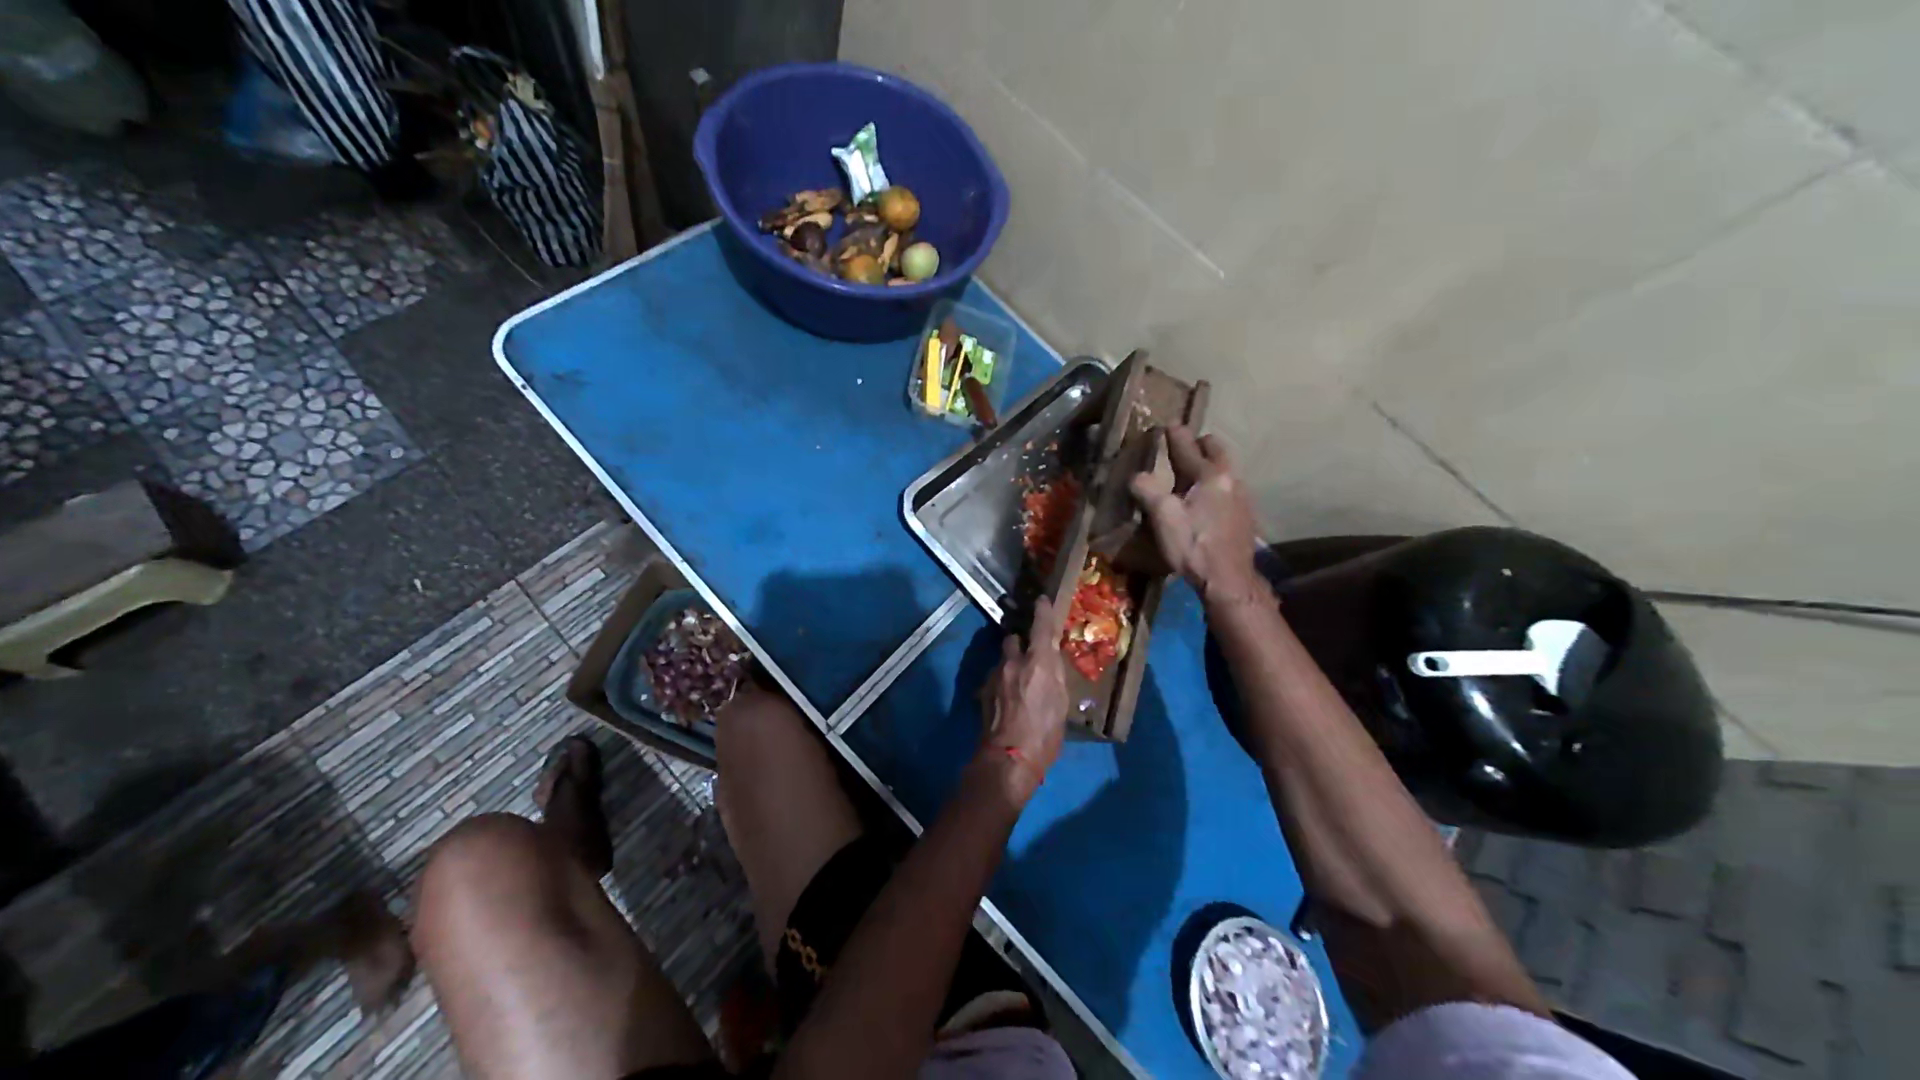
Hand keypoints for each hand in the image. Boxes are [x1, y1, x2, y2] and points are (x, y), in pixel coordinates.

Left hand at [980, 596, 1069, 805]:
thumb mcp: (1062, 702)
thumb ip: (1055, 675)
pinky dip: (1002, 682)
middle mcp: (1014, 661)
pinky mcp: (983, 690)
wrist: (1009, 756)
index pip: (1041, 626)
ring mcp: (995, 675)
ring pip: (1003, 659)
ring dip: (1010, 665)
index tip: (1042, 601)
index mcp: (1039, 662)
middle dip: (1021, 644)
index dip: (1042, 611)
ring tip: (1019, 684)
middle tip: (1030, 656)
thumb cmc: (1045, 733)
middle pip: (1013, 639)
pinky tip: (1008, 700)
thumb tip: (1051, 661)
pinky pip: (995, 677)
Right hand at [1129, 426, 1262, 603]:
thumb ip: (1147, 490)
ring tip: (1192, 473)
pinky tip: (1205, 501)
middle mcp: (1231, 480)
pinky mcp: (1244, 517)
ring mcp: (1242, 498)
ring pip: (1225, 471)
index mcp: (1210, 475)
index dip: (1176, 435)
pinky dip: (1215, 485)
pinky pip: (1228, 489)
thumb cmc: (1194, 545)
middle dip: (1201, 444)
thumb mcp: (1163, 516)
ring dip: (1209, 465)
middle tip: (1186, 445)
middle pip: (1217, 451)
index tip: (1168, 425)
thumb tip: (1136, 476)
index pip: (1189, 447)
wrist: (1228, 580)